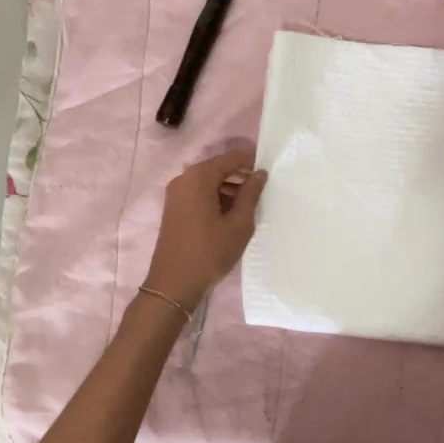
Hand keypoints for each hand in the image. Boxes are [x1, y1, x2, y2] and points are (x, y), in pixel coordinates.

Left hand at [142, 149, 268, 311]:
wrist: (173, 284)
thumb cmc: (210, 252)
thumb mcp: (239, 224)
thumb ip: (251, 194)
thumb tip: (260, 174)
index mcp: (199, 177)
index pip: (231, 158)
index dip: (251, 162)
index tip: (270, 173)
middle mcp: (184, 179)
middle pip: (218, 168)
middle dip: (240, 176)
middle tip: (262, 191)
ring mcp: (175, 194)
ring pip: (208, 181)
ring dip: (229, 188)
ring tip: (249, 205)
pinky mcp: (174, 208)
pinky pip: (199, 193)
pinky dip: (216, 197)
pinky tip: (231, 214)